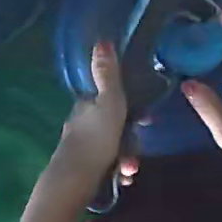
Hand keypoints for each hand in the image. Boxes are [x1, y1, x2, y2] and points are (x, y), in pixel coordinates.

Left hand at [46, 42, 137, 193]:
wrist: (74, 181)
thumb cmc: (96, 139)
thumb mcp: (109, 102)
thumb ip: (108, 75)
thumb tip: (102, 41)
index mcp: (85, 106)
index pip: (110, 99)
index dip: (131, 108)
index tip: (147, 120)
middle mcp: (80, 124)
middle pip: (115, 126)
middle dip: (130, 141)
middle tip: (136, 154)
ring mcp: (80, 147)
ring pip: (113, 148)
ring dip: (126, 159)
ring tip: (128, 170)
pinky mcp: (80, 169)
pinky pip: (107, 166)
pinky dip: (117, 171)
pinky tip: (122, 179)